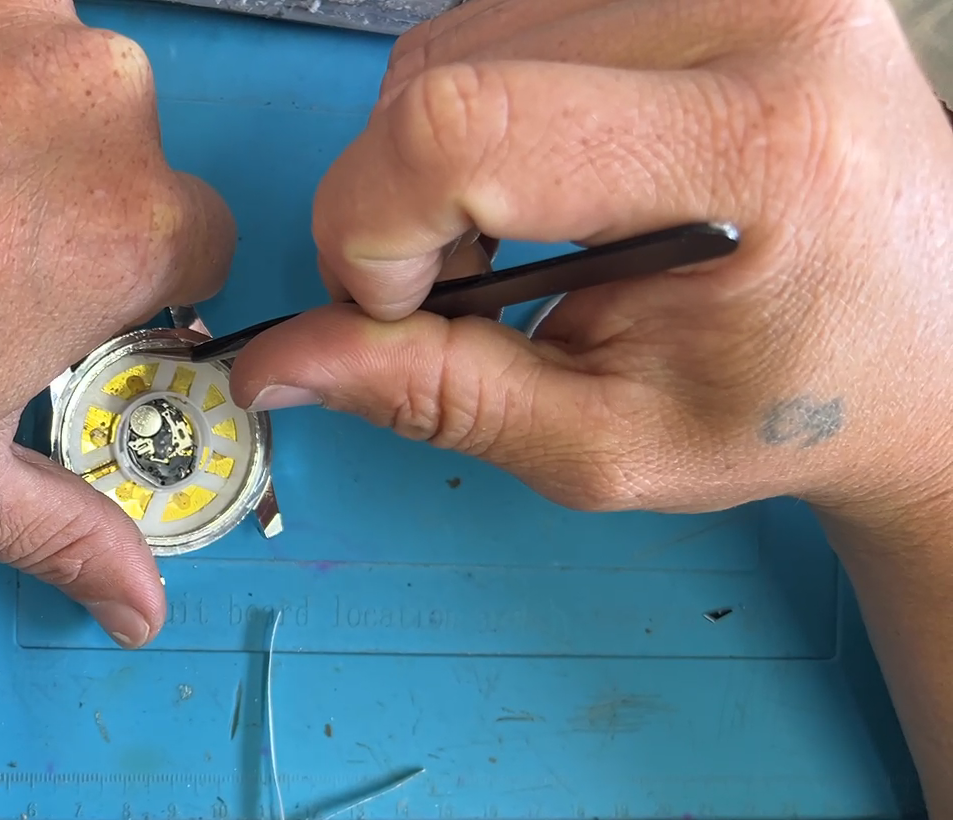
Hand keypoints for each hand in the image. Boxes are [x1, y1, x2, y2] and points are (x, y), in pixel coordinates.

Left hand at [0, 0, 232, 645]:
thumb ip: (68, 537)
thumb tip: (146, 612)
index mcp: (122, 232)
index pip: (199, 253)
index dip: (133, 294)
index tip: (56, 314)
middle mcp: (91, 96)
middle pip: (129, 166)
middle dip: (69, 219)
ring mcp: (2, 3)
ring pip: (54, 88)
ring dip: (6, 141)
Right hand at [227, 0, 952, 533]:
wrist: (918, 342)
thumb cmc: (762, 410)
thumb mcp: (582, 442)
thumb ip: (422, 393)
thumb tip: (265, 366)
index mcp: (747, 148)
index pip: (457, 132)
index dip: (369, 237)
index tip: (403, 313)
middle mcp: (753, 10)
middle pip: (429, 93)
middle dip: (384, 219)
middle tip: (453, 296)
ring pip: (436, 57)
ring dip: (416, 178)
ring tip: (498, 246)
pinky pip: (476, 31)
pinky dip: (452, 129)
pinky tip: (517, 185)